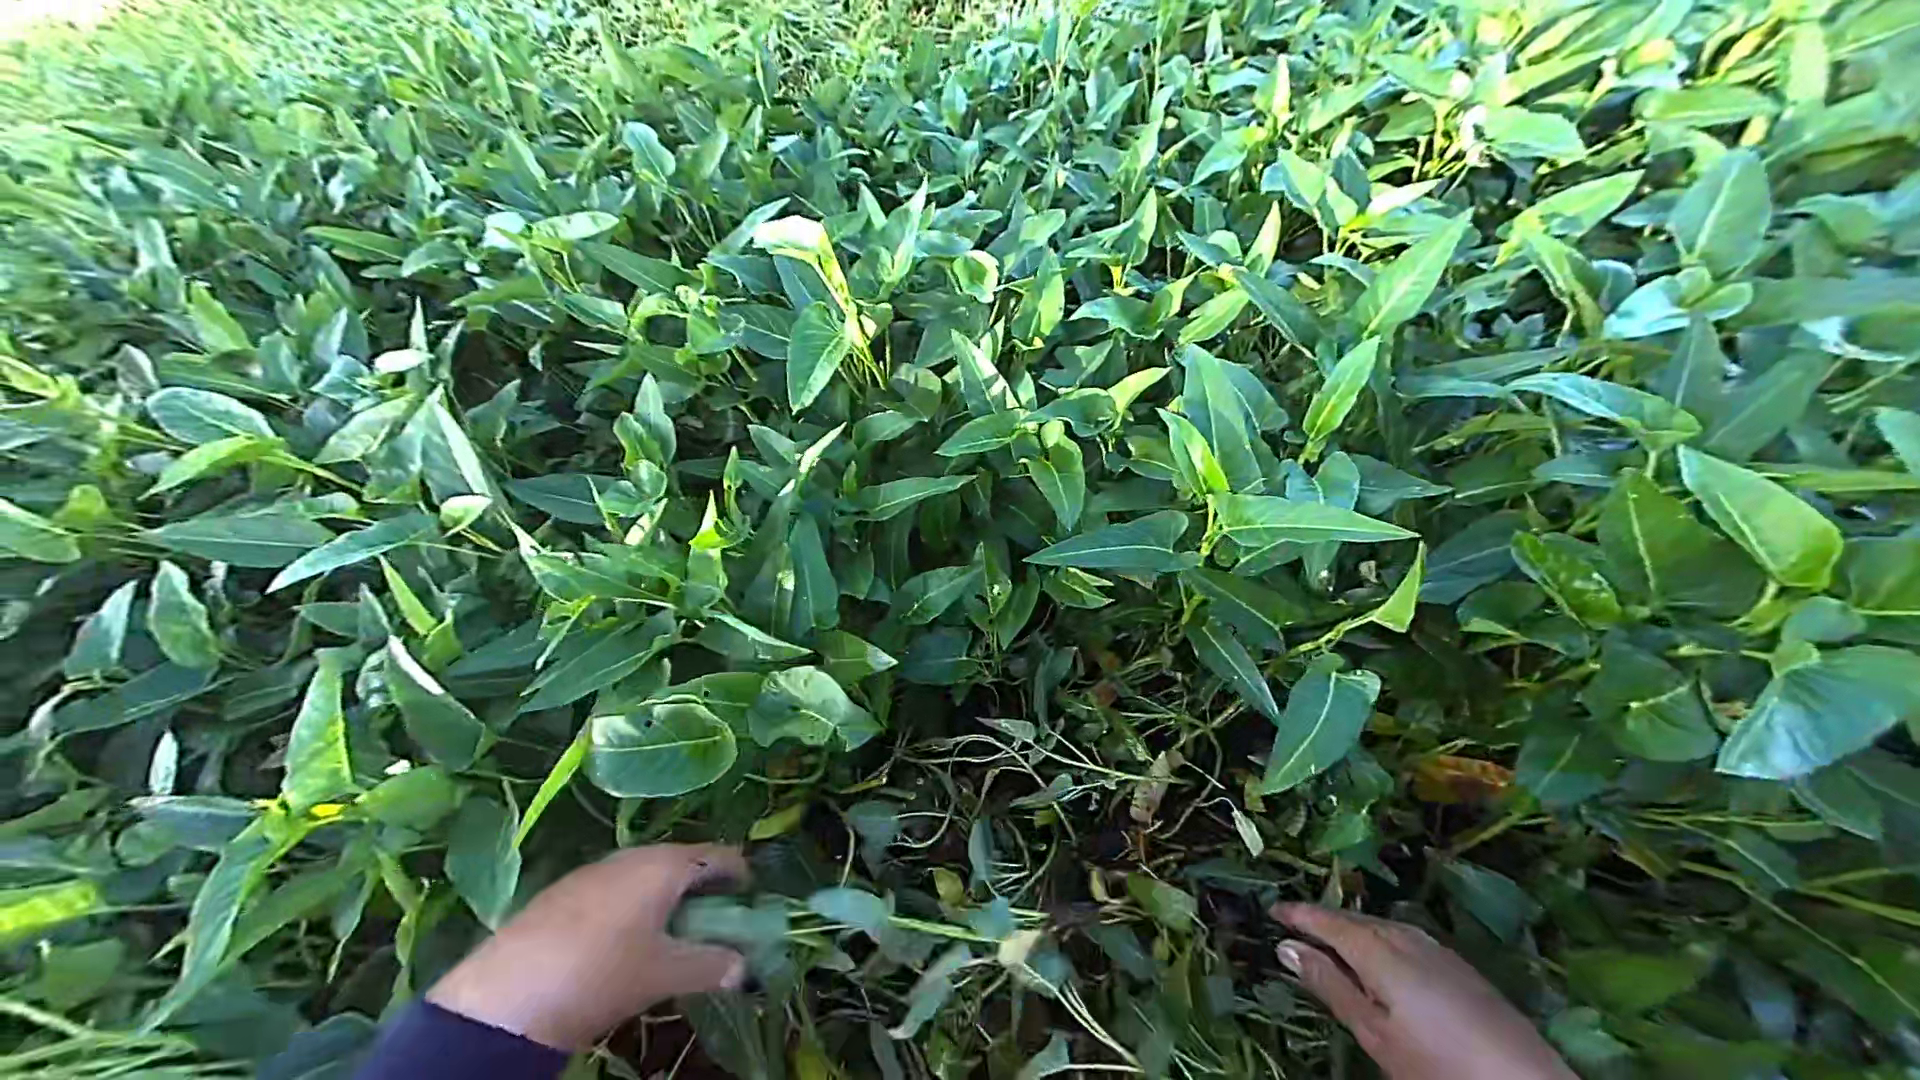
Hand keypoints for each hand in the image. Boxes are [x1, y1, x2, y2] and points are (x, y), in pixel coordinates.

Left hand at [427, 844, 749, 1050]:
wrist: (502, 999)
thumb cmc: (601, 974)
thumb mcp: (663, 974)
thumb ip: (711, 965)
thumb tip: (745, 969)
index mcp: (667, 863)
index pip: (721, 855)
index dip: (741, 876)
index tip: (751, 902)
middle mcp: (636, 854)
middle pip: (686, 861)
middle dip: (705, 888)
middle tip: (715, 922)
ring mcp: (599, 868)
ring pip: (650, 872)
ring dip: (670, 895)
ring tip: (673, 932)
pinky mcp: (568, 887)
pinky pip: (619, 884)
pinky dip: (636, 902)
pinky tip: (625, 937)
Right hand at [1270, 903, 1574, 1079]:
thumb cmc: (1440, 1068)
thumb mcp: (1375, 1034)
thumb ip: (1330, 986)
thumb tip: (1287, 947)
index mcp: (1376, 948)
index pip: (1325, 919)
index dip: (1296, 914)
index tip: (1270, 911)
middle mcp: (1403, 936)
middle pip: (1352, 919)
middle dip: (1322, 919)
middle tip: (1294, 927)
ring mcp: (1436, 949)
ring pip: (1379, 926)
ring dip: (1351, 929)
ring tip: (1331, 942)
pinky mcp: (1460, 967)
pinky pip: (1403, 937)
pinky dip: (1379, 940)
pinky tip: (1380, 959)